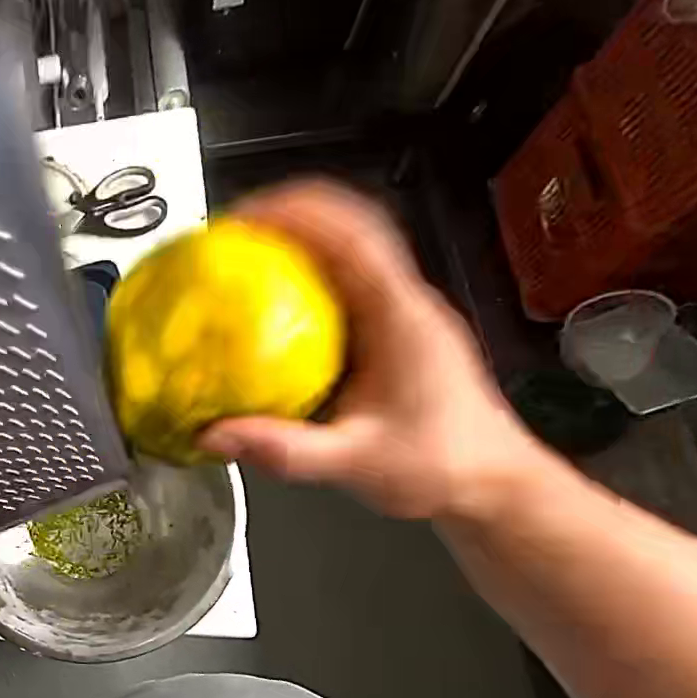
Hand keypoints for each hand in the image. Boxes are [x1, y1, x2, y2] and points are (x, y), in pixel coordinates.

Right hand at [197, 181, 546, 522]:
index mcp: (400, 319)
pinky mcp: (382, 336)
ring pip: (345, 255)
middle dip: (291, 217)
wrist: (487, 483)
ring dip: (294, 243)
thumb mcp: (353, 462)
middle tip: (229, 233)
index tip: (246, 214)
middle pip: (350, 231)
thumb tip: (209, 436)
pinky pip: (337, 289)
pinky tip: (257, 306)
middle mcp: (400, 306)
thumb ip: (282, 450)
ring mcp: (394, 318)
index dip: (302, 216)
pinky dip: (297, 280)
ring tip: (236, 257)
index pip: (355, 242)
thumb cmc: (436, 466)